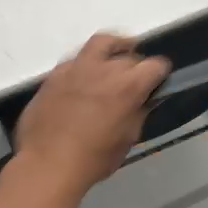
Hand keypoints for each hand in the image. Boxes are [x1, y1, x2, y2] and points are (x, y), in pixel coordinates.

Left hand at [14, 34, 170, 192]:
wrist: (46, 164)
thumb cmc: (93, 159)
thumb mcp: (128, 139)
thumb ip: (138, 113)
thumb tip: (142, 101)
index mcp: (128, 86)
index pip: (156, 65)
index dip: (161, 73)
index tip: (158, 83)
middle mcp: (104, 69)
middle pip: (129, 55)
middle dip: (137, 66)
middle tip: (135, 81)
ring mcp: (77, 67)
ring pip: (101, 43)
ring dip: (114, 49)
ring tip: (114, 60)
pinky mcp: (55, 74)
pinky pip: (76, 59)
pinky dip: (87, 64)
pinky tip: (85, 79)